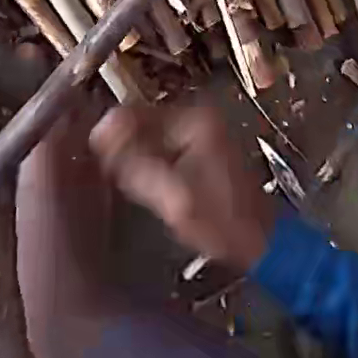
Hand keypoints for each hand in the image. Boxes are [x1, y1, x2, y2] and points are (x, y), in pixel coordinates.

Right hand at [89, 104, 277, 268]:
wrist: (264, 246)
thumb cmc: (220, 223)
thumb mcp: (171, 196)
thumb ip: (134, 162)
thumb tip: (98, 133)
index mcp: (194, 118)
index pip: (136, 111)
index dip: (111, 131)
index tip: (93, 151)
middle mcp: (197, 114)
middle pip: (141, 119)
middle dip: (123, 143)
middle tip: (107, 168)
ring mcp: (200, 128)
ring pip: (149, 132)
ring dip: (133, 151)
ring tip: (122, 176)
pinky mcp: (200, 144)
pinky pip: (161, 142)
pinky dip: (148, 158)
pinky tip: (143, 179)